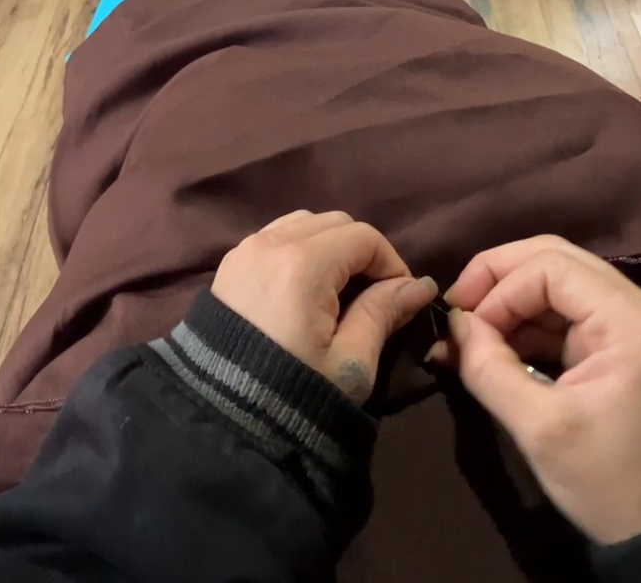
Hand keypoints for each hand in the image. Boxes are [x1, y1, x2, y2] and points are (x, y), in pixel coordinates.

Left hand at [212, 210, 436, 403]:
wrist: (221, 419)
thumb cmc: (293, 393)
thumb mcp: (350, 363)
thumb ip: (383, 313)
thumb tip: (419, 286)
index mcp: (303, 263)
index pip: (364, 237)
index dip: (391, 263)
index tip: (401, 297)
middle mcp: (271, 243)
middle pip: (334, 222)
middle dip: (361, 251)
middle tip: (373, 294)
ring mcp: (245, 250)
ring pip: (302, 223)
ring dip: (329, 245)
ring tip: (339, 290)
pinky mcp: (229, 264)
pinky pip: (275, 237)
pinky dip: (298, 248)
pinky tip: (305, 288)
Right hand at [443, 236, 640, 543]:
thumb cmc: (613, 485)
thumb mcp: (540, 430)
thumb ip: (488, 368)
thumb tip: (455, 325)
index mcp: (632, 322)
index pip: (549, 267)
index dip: (497, 288)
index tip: (464, 327)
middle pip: (556, 259)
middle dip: (498, 278)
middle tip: (459, 308)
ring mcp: (638, 325)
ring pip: (561, 280)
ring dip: (511, 299)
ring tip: (473, 332)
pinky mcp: (629, 345)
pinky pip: (570, 312)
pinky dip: (530, 321)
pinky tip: (499, 346)